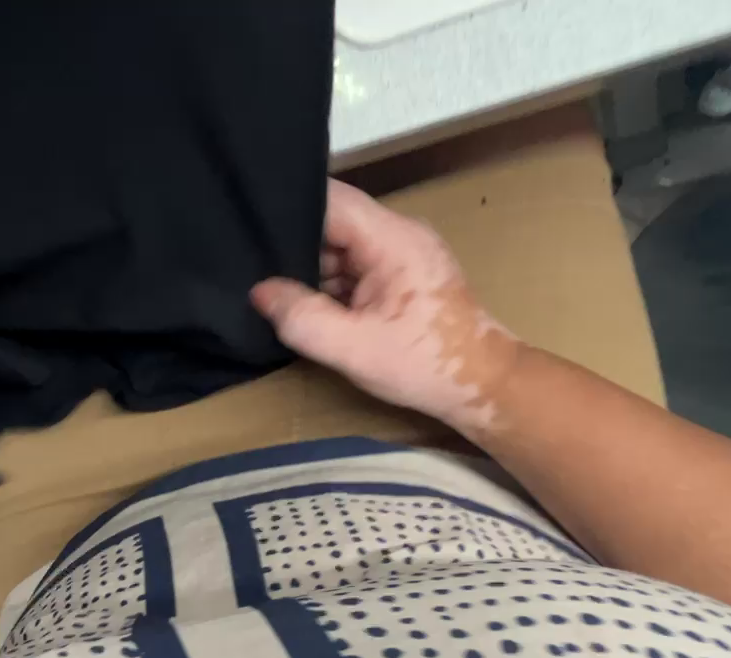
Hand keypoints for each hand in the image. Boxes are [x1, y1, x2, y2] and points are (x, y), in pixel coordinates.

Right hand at [252, 179, 519, 431]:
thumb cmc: (424, 364)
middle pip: (332, 224)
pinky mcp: (398, 276)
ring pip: (339, 250)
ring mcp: (399, 255)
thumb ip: (302, 319)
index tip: (252, 230)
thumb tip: (259, 292)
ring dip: (310, 273)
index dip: (289, 211)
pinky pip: (353, 269)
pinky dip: (329, 287)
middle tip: (254, 272)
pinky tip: (307, 309)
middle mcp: (397, 235)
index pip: (330, 200)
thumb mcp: (353, 348)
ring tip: (276, 294)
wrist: (478, 384)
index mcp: (391, 238)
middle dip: (294, 248)